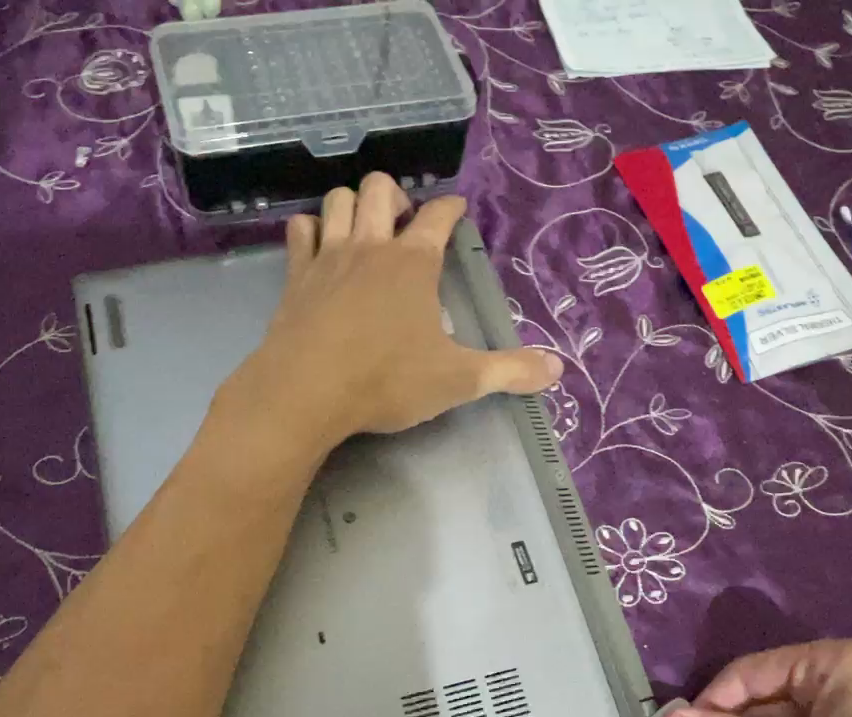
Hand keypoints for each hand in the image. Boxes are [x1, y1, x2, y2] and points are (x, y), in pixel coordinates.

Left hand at [216, 173, 560, 451]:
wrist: (306, 393)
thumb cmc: (386, 382)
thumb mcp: (457, 381)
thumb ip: (508, 371)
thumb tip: (557, 369)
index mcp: (414, 264)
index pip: (440, 215)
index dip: (452, 208)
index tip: (457, 211)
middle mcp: (371, 247)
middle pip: (381, 188)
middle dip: (398, 195)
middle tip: (406, 225)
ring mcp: (328, 258)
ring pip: (338, 200)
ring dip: (353, 204)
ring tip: (365, 229)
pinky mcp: (295, 277)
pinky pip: (299, 231)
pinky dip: (311, 230)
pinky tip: (319, 247)